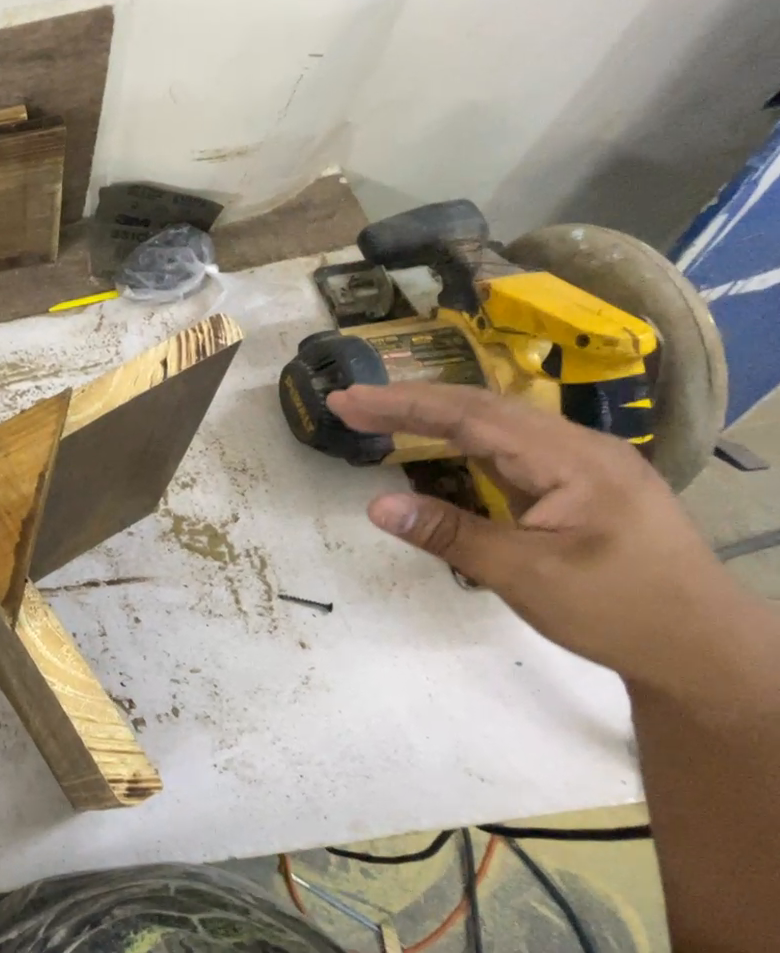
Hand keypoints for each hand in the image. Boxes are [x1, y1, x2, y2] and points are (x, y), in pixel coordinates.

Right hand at [326, 382, 739, 694]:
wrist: (706, 652)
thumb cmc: (619, 612)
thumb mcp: (526, 576)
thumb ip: (450, 534)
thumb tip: (375, 505)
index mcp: (574, 460)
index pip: (473, 416)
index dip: (404, 405)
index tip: (346, 400)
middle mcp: (581, 449)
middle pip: (483, 409)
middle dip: (410, 402)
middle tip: (347, 403)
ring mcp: (584, 466)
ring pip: (497, 424)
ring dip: (433, 416)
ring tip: (377, 415)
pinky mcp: (579, 486)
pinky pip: (509, 447)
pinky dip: (460, 438)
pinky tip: (435, 441)